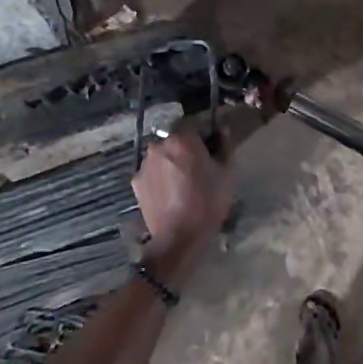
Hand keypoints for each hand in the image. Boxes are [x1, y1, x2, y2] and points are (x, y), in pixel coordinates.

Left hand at [131, 132, 232, 286]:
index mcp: (182, 139)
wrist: (179, 238)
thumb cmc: (208, 202)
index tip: (213, 150)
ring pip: (163, 156)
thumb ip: (224, 146)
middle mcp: (159, 146)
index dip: (205, 136)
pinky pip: (152, 173)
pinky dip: (160, 178)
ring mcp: (144, 164)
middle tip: (199, 168)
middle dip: (187, 149)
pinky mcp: (136, 182)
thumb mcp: (227, 173)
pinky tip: (170, 194)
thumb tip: (221, 131)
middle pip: (176, 140)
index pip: (195, 125)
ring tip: (183, 184)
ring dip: (172, 162)